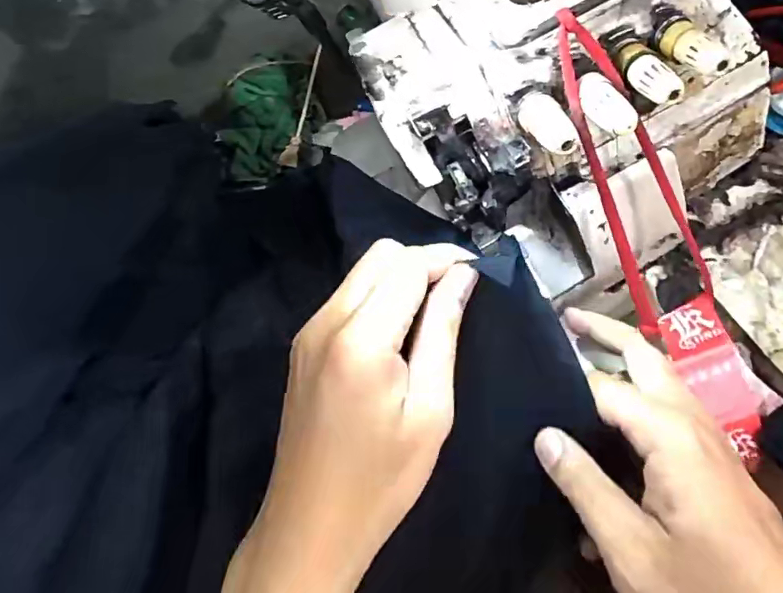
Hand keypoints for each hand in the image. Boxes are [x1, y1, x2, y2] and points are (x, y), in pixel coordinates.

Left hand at [224, 239, 479, 592]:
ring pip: (363, 269)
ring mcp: (309, 329)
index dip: (446, 259)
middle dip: (423, 261)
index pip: (407, 265)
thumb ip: (443, 332)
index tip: (478, 270)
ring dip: (401, 275)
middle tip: (458, 290)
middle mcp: (327, 320)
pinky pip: (348, 293)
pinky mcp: (304, 342)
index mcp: (359, 338)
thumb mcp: (430, 411)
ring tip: (434, 308)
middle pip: (381, 254)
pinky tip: (401, 326)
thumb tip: (463, 277)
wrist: (308, 527)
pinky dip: (379, 293)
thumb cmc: (380, 480)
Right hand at [535, 309, 782, 592]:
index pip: (603, 386)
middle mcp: (692, 420)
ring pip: (661, 378)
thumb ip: (586, 488)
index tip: (532, 372)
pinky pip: (672, 412)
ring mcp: (711, 439)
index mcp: (669, 431)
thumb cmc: (708, 588)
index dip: (566, 379)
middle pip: (644, 354)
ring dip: (625, 358)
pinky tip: (616, 428)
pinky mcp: (717, 461)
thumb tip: (545, 435)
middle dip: (605, 330)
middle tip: (566, 318)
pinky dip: (641, 399)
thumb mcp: (634, 551)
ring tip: (586, 352)